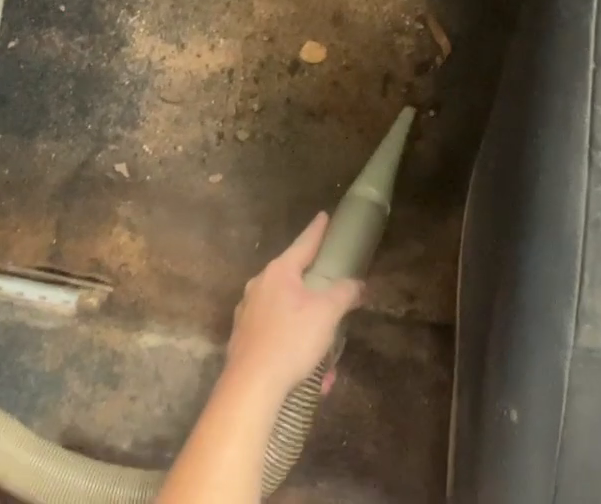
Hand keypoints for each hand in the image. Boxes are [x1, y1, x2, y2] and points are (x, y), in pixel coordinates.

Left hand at [225, 213, 362, 398]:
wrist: (251, 384)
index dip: (318, 231)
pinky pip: (278, 337)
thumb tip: (356, 284)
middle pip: (295, 281)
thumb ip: (344, 294)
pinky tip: (310, 377)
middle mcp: (259, 285)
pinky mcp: (243, 337)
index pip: (304, 243)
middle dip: (319, 300)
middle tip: (335, 310)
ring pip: (288, 316)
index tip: (324, 216)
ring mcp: (248, 312)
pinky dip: (295, 351)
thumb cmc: (291, 340)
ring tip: (326, 362)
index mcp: (279, 272)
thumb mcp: (326, 314)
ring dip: (310, 335)